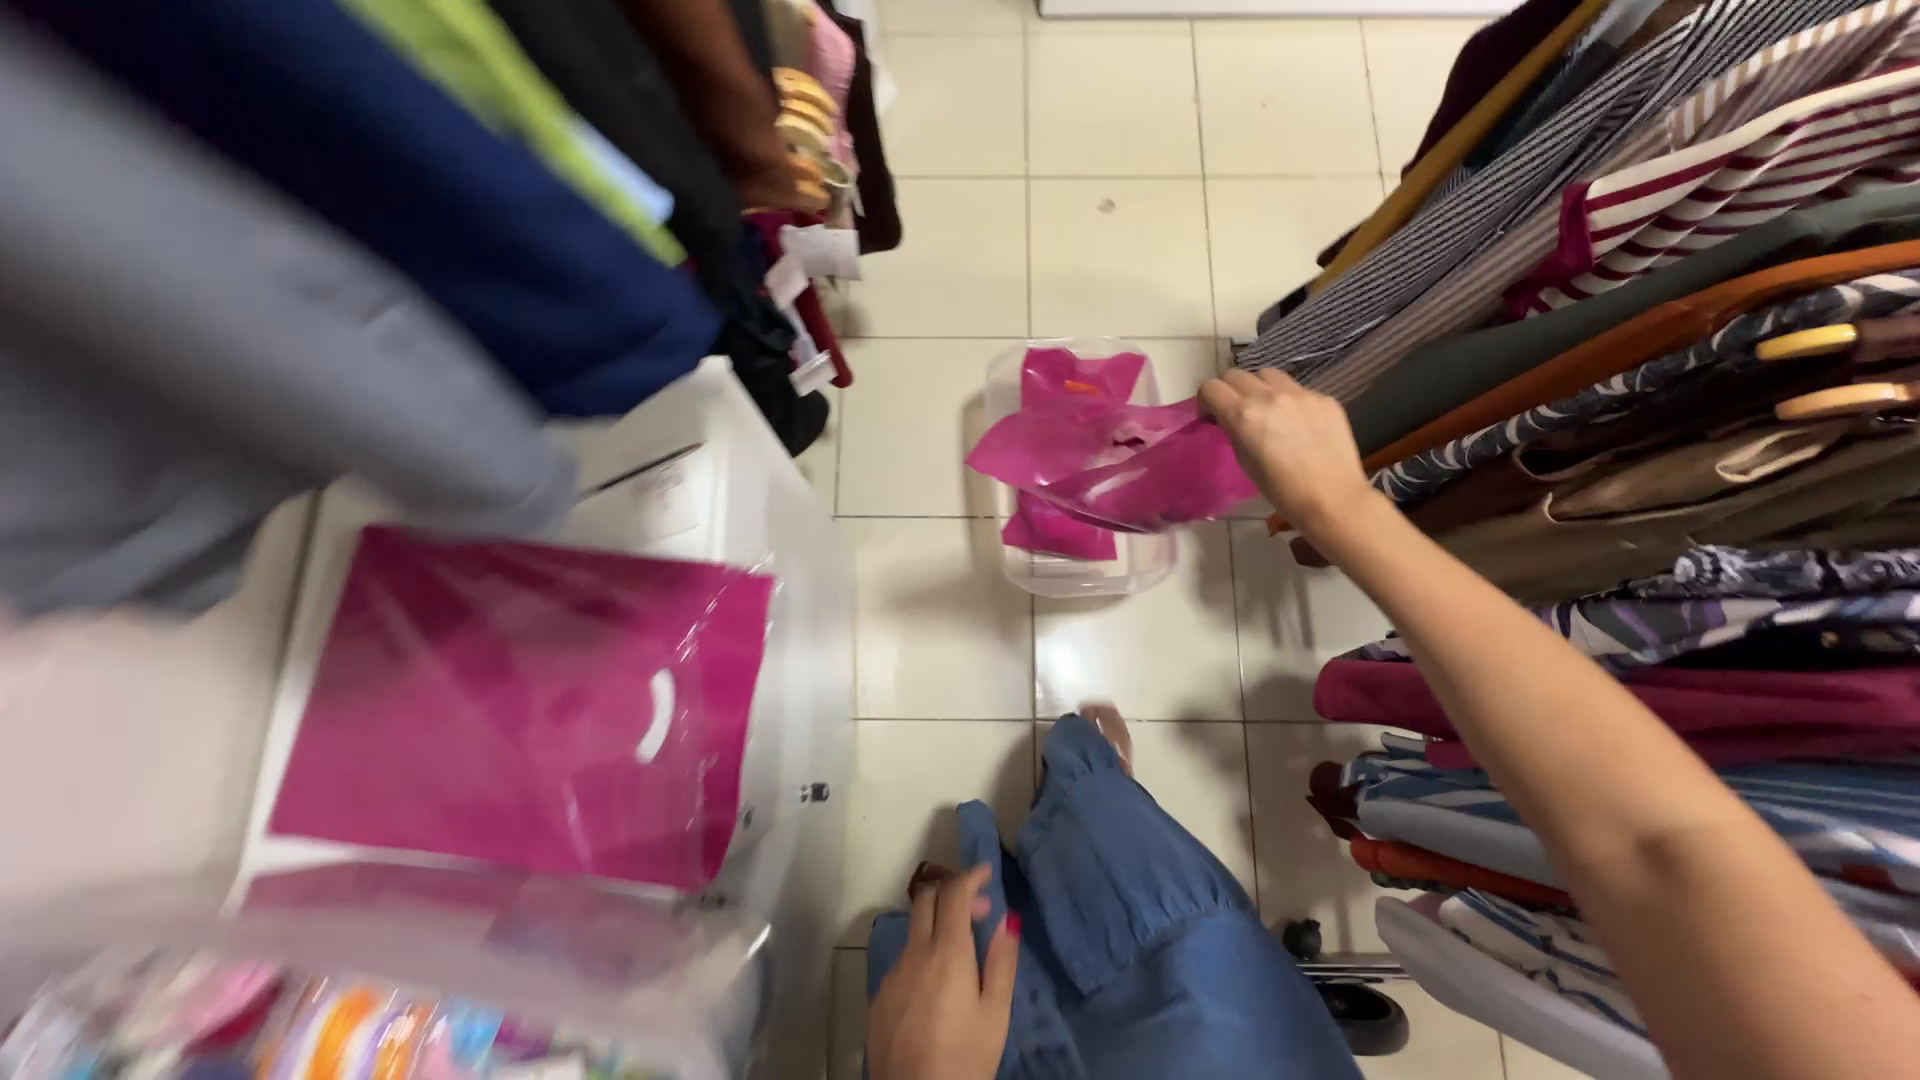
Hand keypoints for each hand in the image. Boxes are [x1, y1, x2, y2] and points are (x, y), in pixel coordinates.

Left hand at [868, 864, 1018, 1079]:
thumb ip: (1002, 961)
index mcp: (947, 952)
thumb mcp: (995, 1013)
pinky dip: (922, 957)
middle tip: (978, 911)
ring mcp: (892, 975)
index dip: (970, 876)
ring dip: (936, 927)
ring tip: (961, 955)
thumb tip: (1007, 919)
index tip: (986, 871)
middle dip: (952, 893)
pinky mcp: (879, 997)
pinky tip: (935, 989)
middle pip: (926, 900)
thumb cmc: (965, 1059)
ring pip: (913, 932)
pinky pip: (903, 962)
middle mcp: (915, 954)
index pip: (954, 893)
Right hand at [1200, 369, 1376, 535]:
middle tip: (1236, 412)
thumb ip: (1235, 432)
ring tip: (1267, 409)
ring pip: (1267, 374)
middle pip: (1236, 375)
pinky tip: (1298, 423)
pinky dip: (1288, 399)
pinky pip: (1297, 389)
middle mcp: (1269, 395)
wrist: (1332, 498)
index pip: (1210, 388)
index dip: (1206, 401)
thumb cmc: (1281, 490)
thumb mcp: (1245, 462)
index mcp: (1243, 415)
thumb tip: (1232, 420)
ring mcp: (1300, 393)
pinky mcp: (1323, 397)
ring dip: (1259, 387)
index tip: (1211, 415)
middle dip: (1229, 391)